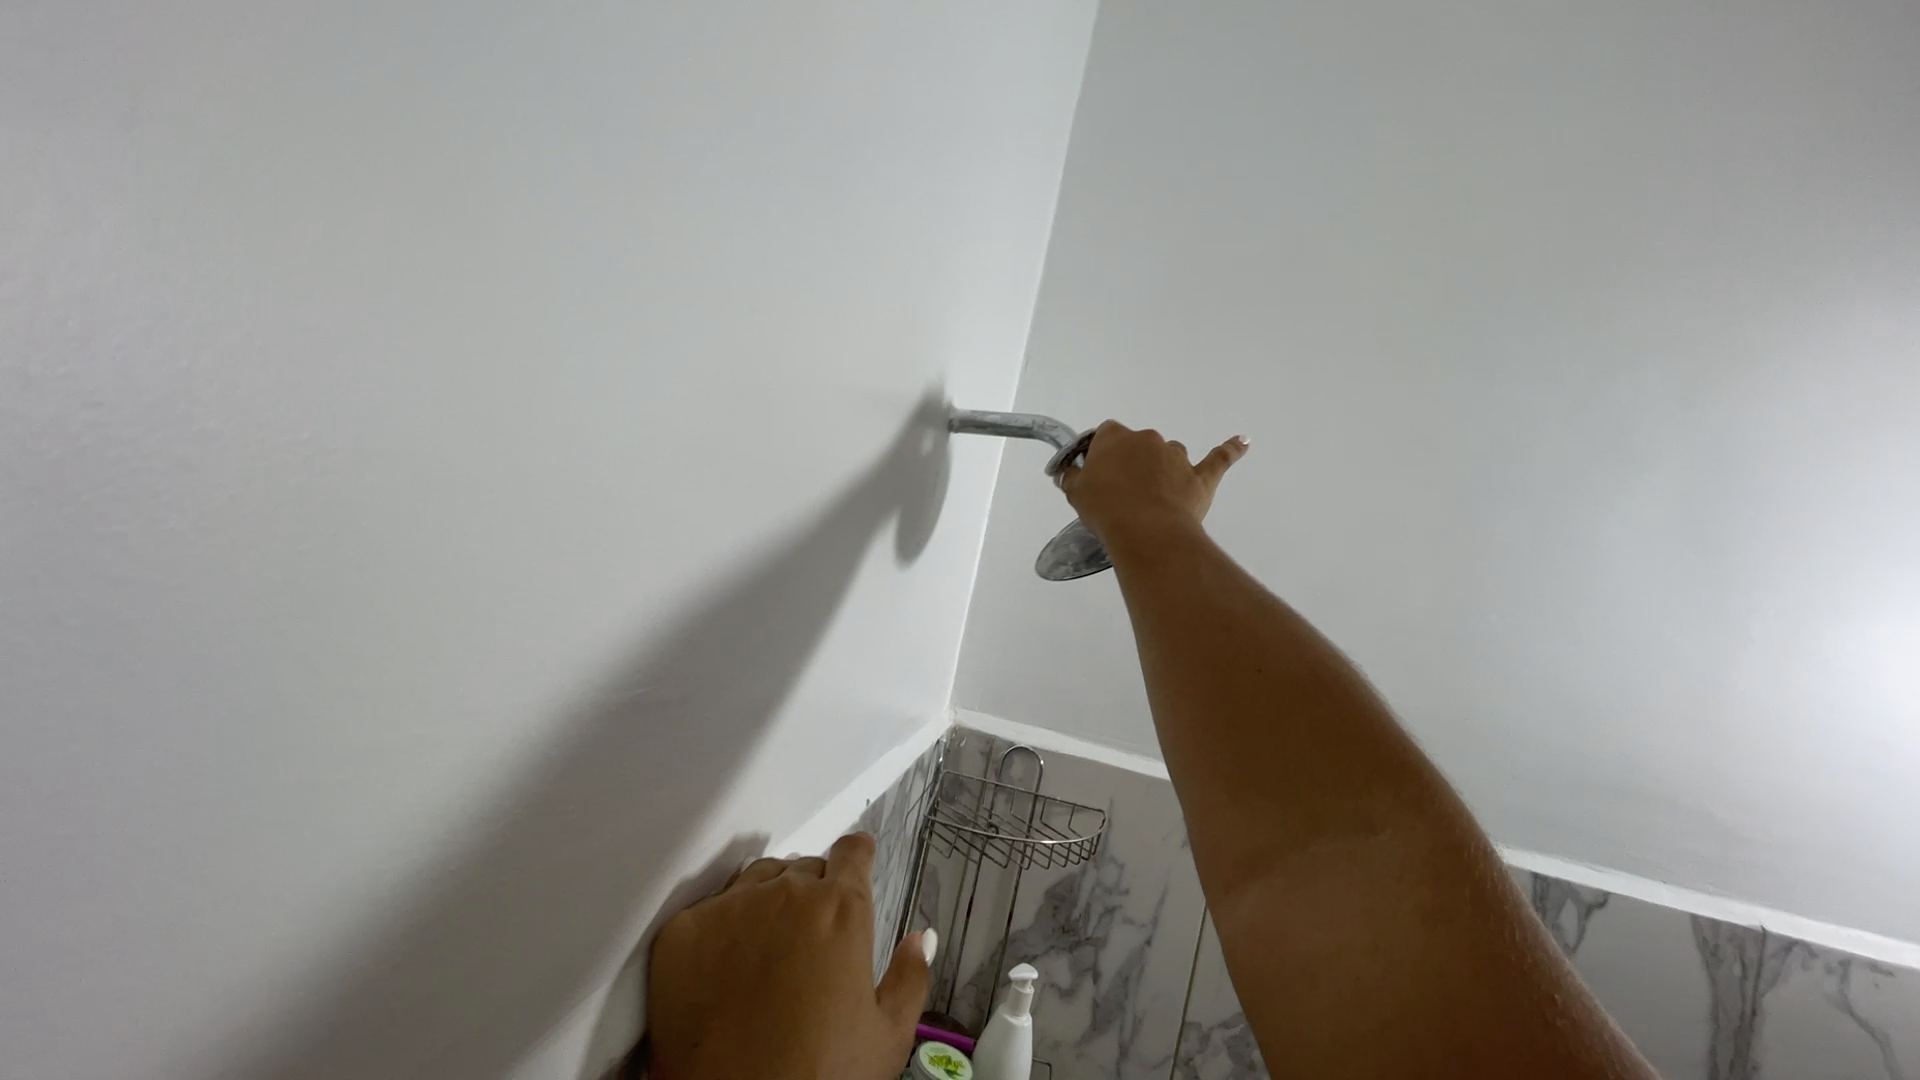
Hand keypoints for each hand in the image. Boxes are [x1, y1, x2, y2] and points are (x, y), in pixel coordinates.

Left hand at [646, 833, 933, 1079]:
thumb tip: (921, 939)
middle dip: (811, 892)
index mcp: (841, 908)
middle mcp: (786, 893)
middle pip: (803, 868)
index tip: (855, 860)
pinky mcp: (684, 930)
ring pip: (756, 880)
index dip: (856, 855)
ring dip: (767, 901)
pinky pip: (709, 910)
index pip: (852, 849)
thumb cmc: (817, 1078)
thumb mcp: (886, 1037)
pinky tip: (725, 970)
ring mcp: (731, 907)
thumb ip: (911, 977)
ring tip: (767, 950)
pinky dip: (720, 929)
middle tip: (809, 938)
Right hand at [1057, 421, 1247, 545]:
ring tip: (1152, 500)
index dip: (1100, 454)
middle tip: (1121, 494)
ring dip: (1161, 471)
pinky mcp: (1201, 477)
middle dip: (1131, 465)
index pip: (1105, 435)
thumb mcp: (1075, 493)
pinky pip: (1219, 459)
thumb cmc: (1105, 509)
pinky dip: (1231, 450)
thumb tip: (1069, 472)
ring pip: (1168, 457)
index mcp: (1115, 437)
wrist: (1145, 531)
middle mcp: (1147, 438)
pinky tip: (1243, 442)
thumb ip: (1073, 478)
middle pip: (1137, 446)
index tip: (1096, 475)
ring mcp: (1177, 456)